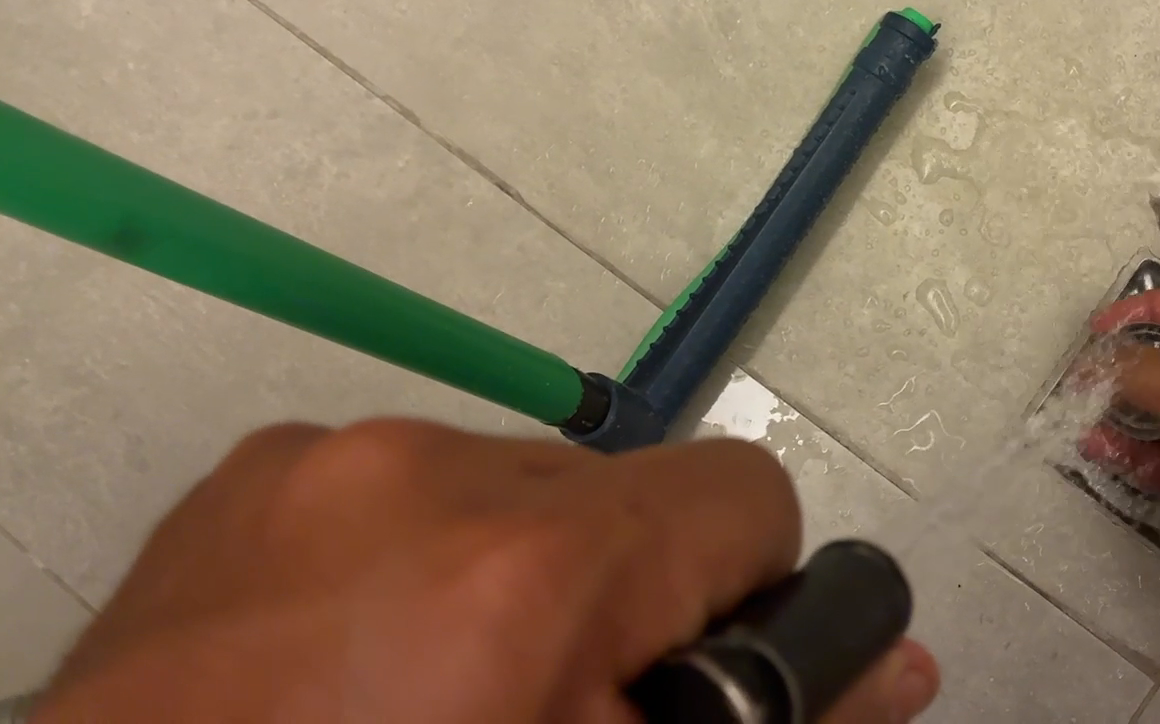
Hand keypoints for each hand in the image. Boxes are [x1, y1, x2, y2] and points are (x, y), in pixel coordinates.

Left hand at [35, 420, 938, 722]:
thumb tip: (909, 657)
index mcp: (531, 566)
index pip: (747, 491)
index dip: (741, 590)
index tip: (682, 674)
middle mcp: (423, 470)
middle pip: (635, 495)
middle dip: (625, 597)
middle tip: (543, 710)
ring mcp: (322, 461)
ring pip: (528, 489)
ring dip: (522, 579)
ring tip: (431, 698)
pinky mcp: (250, 473)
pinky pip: (419, 486)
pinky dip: (429, 563)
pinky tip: (351, 664)